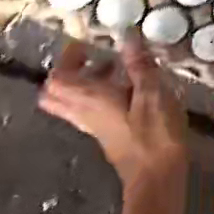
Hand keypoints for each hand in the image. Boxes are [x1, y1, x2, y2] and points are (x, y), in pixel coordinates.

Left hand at [40, 38, 187, 195]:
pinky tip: (129, 90)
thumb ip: (140, 65)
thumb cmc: (154, 134)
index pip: (58, 77)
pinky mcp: (107, 135)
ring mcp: (94, 126)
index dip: (67, 58)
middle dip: (70, 71)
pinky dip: (100, 95)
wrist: (156, 177)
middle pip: (57, 92)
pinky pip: (90, 110)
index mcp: (90, 100)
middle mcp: (84, 113)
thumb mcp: (153, 93)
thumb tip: (127, 37)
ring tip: (116, 68)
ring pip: (72, 102)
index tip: (88, 44)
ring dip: (86, 82)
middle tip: (95, 57)